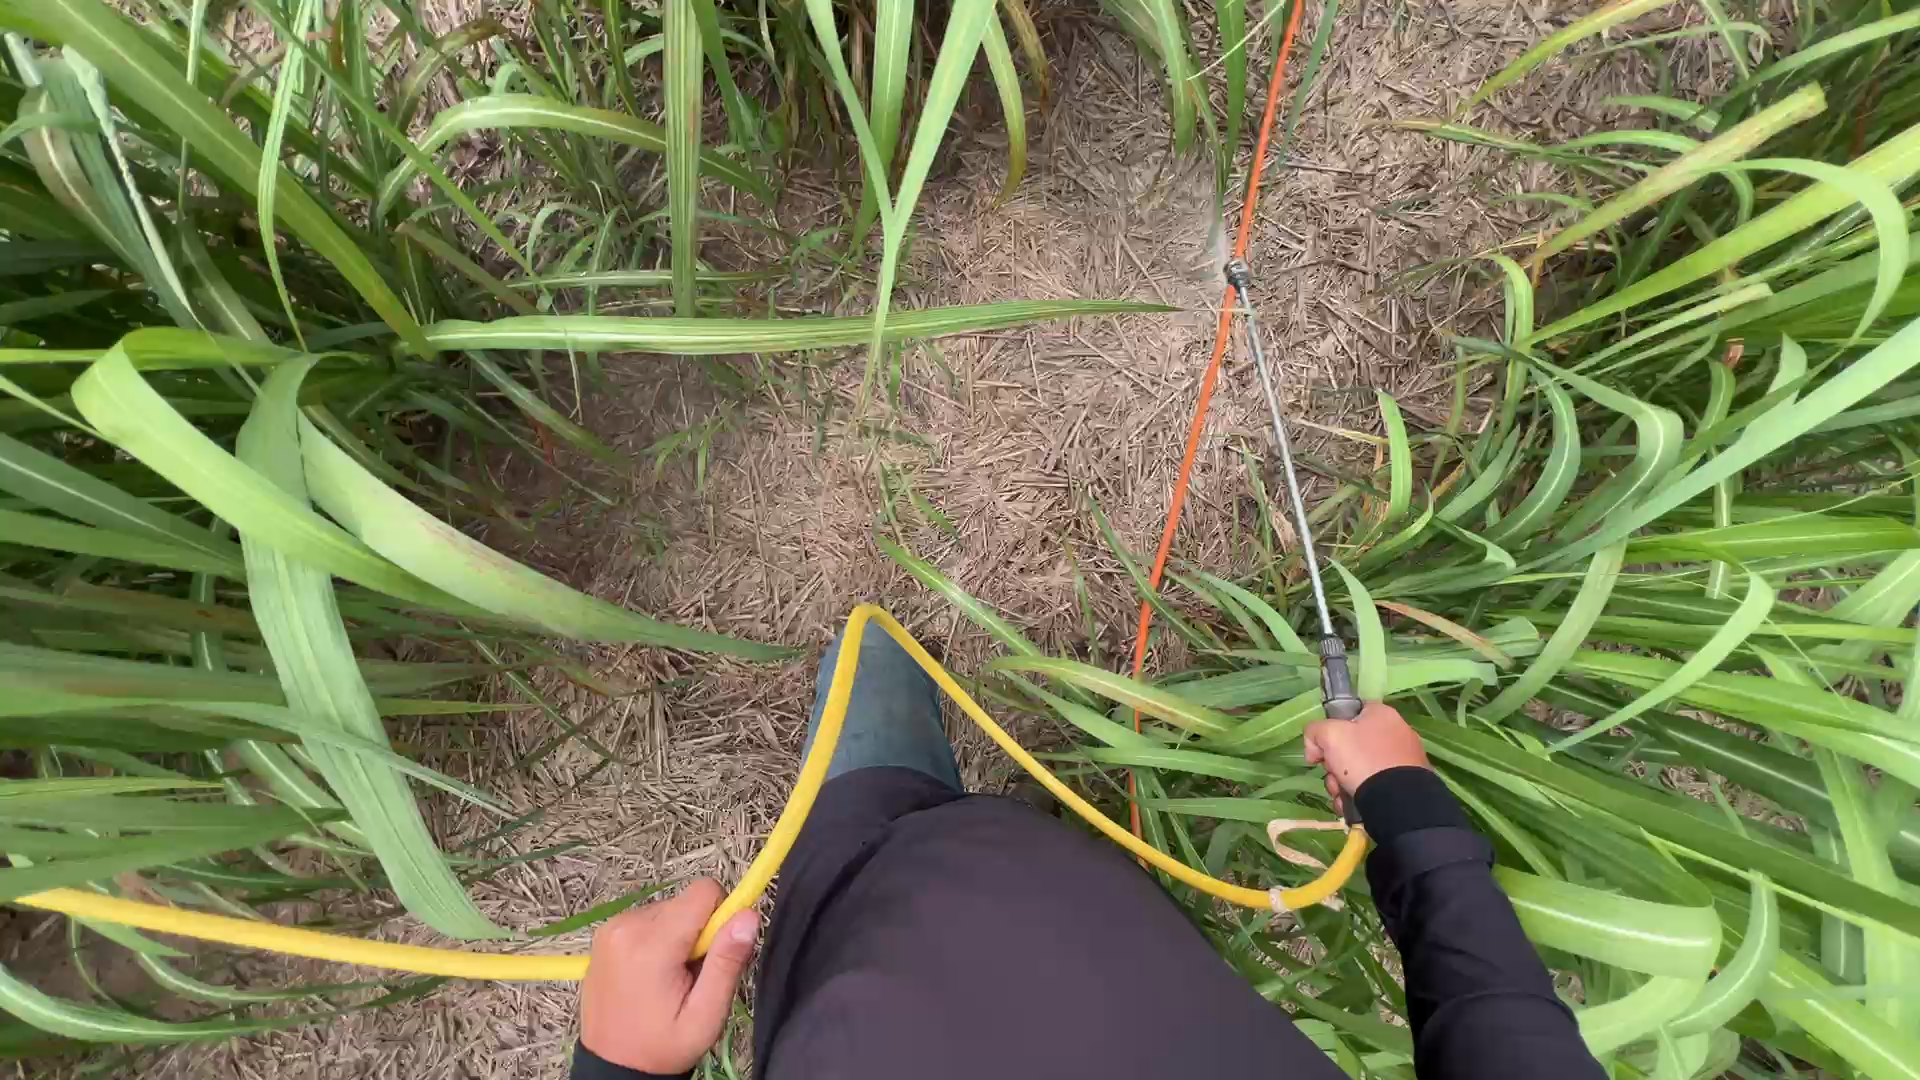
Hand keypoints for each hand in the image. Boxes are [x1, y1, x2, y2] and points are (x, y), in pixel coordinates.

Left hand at [579, 879, 759, 1074]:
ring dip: (678, 934)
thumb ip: (727, 962)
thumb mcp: (705, 1017)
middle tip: (690, 973)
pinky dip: (659, 937)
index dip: (720, 914)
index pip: (704, 891)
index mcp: (651, 944)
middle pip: (687, 901)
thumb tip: (748, 914)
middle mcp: (627, 925)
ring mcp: (611, 927)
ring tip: (669, 975)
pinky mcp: (606, 932)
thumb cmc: (662, 1046)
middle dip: (698, 930)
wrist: (611, 1069)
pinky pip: (650, 916)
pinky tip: (651, 971)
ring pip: (671, 907)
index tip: (713, 951)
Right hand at [1303, 702, 1429, 816]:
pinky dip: (1358, 792)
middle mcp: (1396, 733)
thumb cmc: (1363, 759)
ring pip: (1359, 766)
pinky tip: (1349, 802)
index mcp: (1382, 714)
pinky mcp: (1405, 784)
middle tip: (1330, 771)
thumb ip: (1314, 732)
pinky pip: (1373, 783)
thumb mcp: (1328, 735)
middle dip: (1333, 761)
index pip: (1349, 711)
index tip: (1321, 746)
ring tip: (1339, 793)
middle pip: (1351, 743)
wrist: (1398, 801)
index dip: (1329, 727)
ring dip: (1340, 780)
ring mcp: (1403, 761)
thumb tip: (1316, 749)